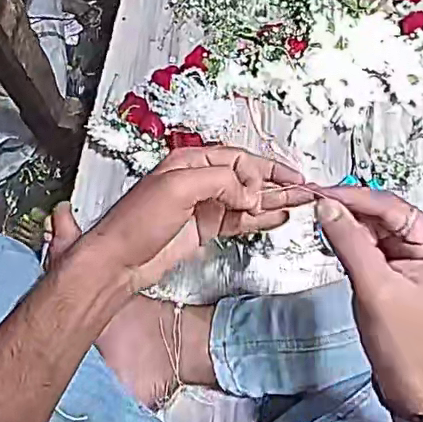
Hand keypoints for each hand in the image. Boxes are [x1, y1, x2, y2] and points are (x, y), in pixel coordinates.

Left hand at [77, 146, 311, 295]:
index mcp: (191, 162)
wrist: (118, 262)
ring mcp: (205, 206)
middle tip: (304, 187)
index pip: (236, 159)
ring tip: (302, 201)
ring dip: (274, 200)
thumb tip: (248, 192)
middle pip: (247, 176)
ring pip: (248, 199)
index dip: (256, 171)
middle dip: (276, 181)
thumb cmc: (137, 221)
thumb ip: (219, 181)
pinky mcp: (206, 228)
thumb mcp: (177, 187)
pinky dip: (261, 218)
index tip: (265, 189)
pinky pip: (241, 219)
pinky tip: (279, 216)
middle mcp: (200, 181)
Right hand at [316, 186, 422, 414]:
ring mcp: (415, 255)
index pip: (394, 208)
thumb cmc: (404, 345)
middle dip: (350, 210)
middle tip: (317, 203)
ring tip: (322, 220)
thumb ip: (350, 242)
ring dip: (348, 224)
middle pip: (384, 214)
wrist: (408, 384)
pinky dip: (351, 239)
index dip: (356, 198)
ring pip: (375, 226)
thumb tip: (328, 207)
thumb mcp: (374, 288)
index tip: (324, 193)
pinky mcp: (398, 266)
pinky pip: (371, 242)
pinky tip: (334, 237)